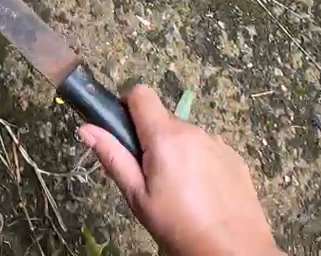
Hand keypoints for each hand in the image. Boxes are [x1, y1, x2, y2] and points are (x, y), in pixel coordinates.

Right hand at [81, 85, 280, 255]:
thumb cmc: (179, 227)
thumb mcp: (138, 197)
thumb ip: (113, 157)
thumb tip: (85, 127)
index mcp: (164, 136)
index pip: (140, 94)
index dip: (128, 106)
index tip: (126, 134)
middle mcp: (192, 130)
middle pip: (162, 119)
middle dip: (153, 138)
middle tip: (152, 175)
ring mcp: (217, 143)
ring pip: (185, 135)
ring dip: (177, 150)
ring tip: (181, 190)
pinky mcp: (235, 158)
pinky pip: (208, 148)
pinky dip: (200, 161)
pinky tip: (204, 193)